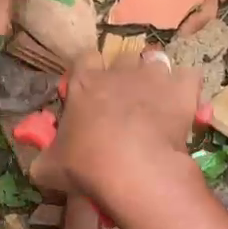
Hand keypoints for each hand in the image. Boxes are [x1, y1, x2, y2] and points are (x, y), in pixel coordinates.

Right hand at [30, 49, 201, 205]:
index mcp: (83, 84)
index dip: (87, 71)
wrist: (134, 171)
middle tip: (123, 100)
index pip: (84, 58)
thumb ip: (43, 158)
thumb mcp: (48, 168)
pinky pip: (188, 77)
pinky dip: (185, 88)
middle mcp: (118, 72)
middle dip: (123, 73)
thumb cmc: (85, 166)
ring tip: (154, 99)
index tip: (89, 90)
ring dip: (154, 76)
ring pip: (155, 60)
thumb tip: (39, 163)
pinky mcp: (182, 90)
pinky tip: (182, 104)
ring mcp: (153, 77)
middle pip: (122, 57)